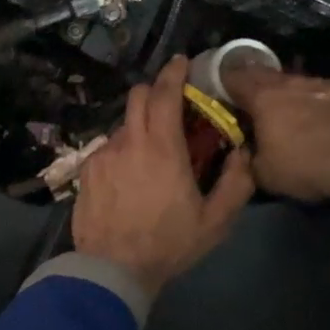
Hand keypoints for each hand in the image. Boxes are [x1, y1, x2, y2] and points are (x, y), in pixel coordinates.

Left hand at [74, 57, 255, 297]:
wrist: (112, 268)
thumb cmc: (168, 244)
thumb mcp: (215, 222)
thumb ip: (235, 184)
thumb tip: (242, 153)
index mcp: (162, 148)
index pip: (164, 94)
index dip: (173, 73)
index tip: (182, 61)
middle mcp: (129, 142)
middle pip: (137, 97)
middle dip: (154, 90)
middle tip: (171, 103)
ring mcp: (103, 154)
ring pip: (123, 125)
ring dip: (140, 127)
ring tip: (153, 154)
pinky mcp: (87, 169)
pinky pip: (108, 148)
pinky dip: (123, 150)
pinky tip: (130, 176)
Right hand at [221, 70, 329, 201]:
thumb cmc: (306, 168)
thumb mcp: (263, 174)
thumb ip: (248, 156)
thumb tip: (247, 149)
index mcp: (263, 97)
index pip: (233, 78)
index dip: (224, 86)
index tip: (223, 97)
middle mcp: (292, 83)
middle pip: (265, 74)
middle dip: (256, 86)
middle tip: (254, 104)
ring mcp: (326, 85)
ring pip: (299, 83)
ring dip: (291, 95)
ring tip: (293, 116)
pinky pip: (328, 94)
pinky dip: (321, 104)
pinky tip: (327, 123)